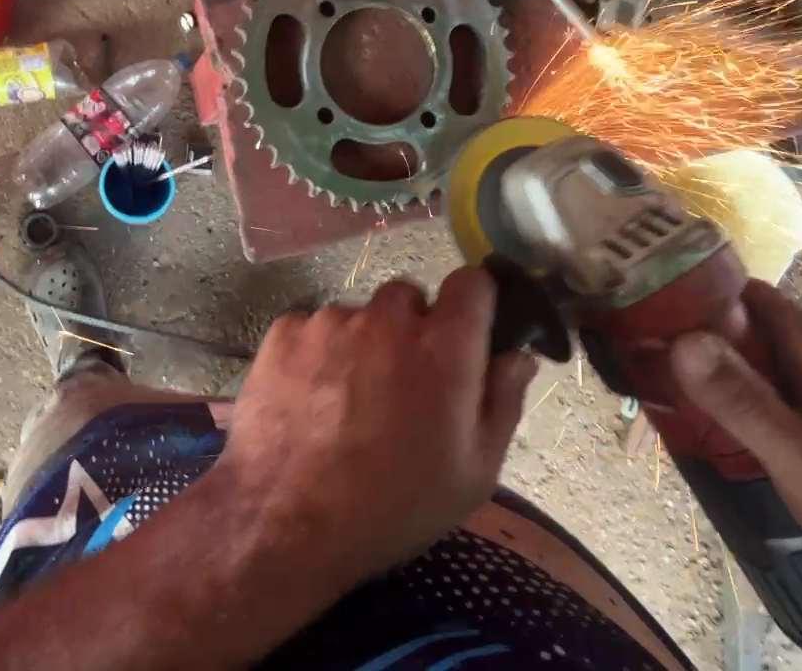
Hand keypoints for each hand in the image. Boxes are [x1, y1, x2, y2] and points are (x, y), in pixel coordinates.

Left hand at [217, 267, 537, 588]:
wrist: (287, 519)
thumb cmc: (394, 505)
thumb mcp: (474, 472)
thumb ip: (503, 401)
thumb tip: (517, 354)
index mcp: (443, 349)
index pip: (471, 283)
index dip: (471, 302)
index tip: (464, 330)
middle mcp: (387, 319)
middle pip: (407, 298)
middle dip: (410, 328)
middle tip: (398, 382)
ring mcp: (330, 321)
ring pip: (356, 315)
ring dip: (359, 342)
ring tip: (344, 400)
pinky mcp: (284, 330)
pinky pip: (310, 327)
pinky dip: (314, 352)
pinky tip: (307, 398)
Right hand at [670, 281, 801, 669]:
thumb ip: (746, 404)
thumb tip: (684, 339)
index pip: (759, 299)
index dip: (705, 301)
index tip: (657, 321)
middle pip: (775, 333)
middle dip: (720, 349)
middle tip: (670, 382)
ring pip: (800, 368)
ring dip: (754, 381)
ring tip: (713, 419)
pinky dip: (788, 404)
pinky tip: (779, 446)